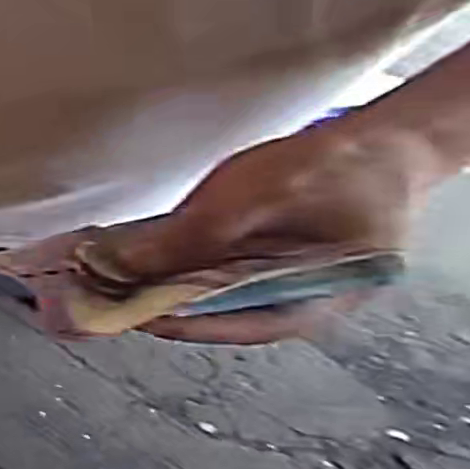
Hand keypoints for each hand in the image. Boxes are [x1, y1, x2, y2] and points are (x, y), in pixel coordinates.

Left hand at [103, 122, 438, 343]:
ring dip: (144, 293)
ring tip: (94, 286)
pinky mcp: (239, 266)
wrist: (375, 143)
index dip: (184, 324)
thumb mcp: (260, 193)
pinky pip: (192, 278)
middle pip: (213, 316)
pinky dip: (154, 274)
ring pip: (196, 300)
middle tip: (97, 303)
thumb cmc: (335, 167)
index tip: (132, 316)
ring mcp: (263, 284)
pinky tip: (114, 266)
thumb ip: (196, 234)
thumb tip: (126, 265)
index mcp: (323, 295)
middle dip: (151, 310)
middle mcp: (291, 300)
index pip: (246, 325)